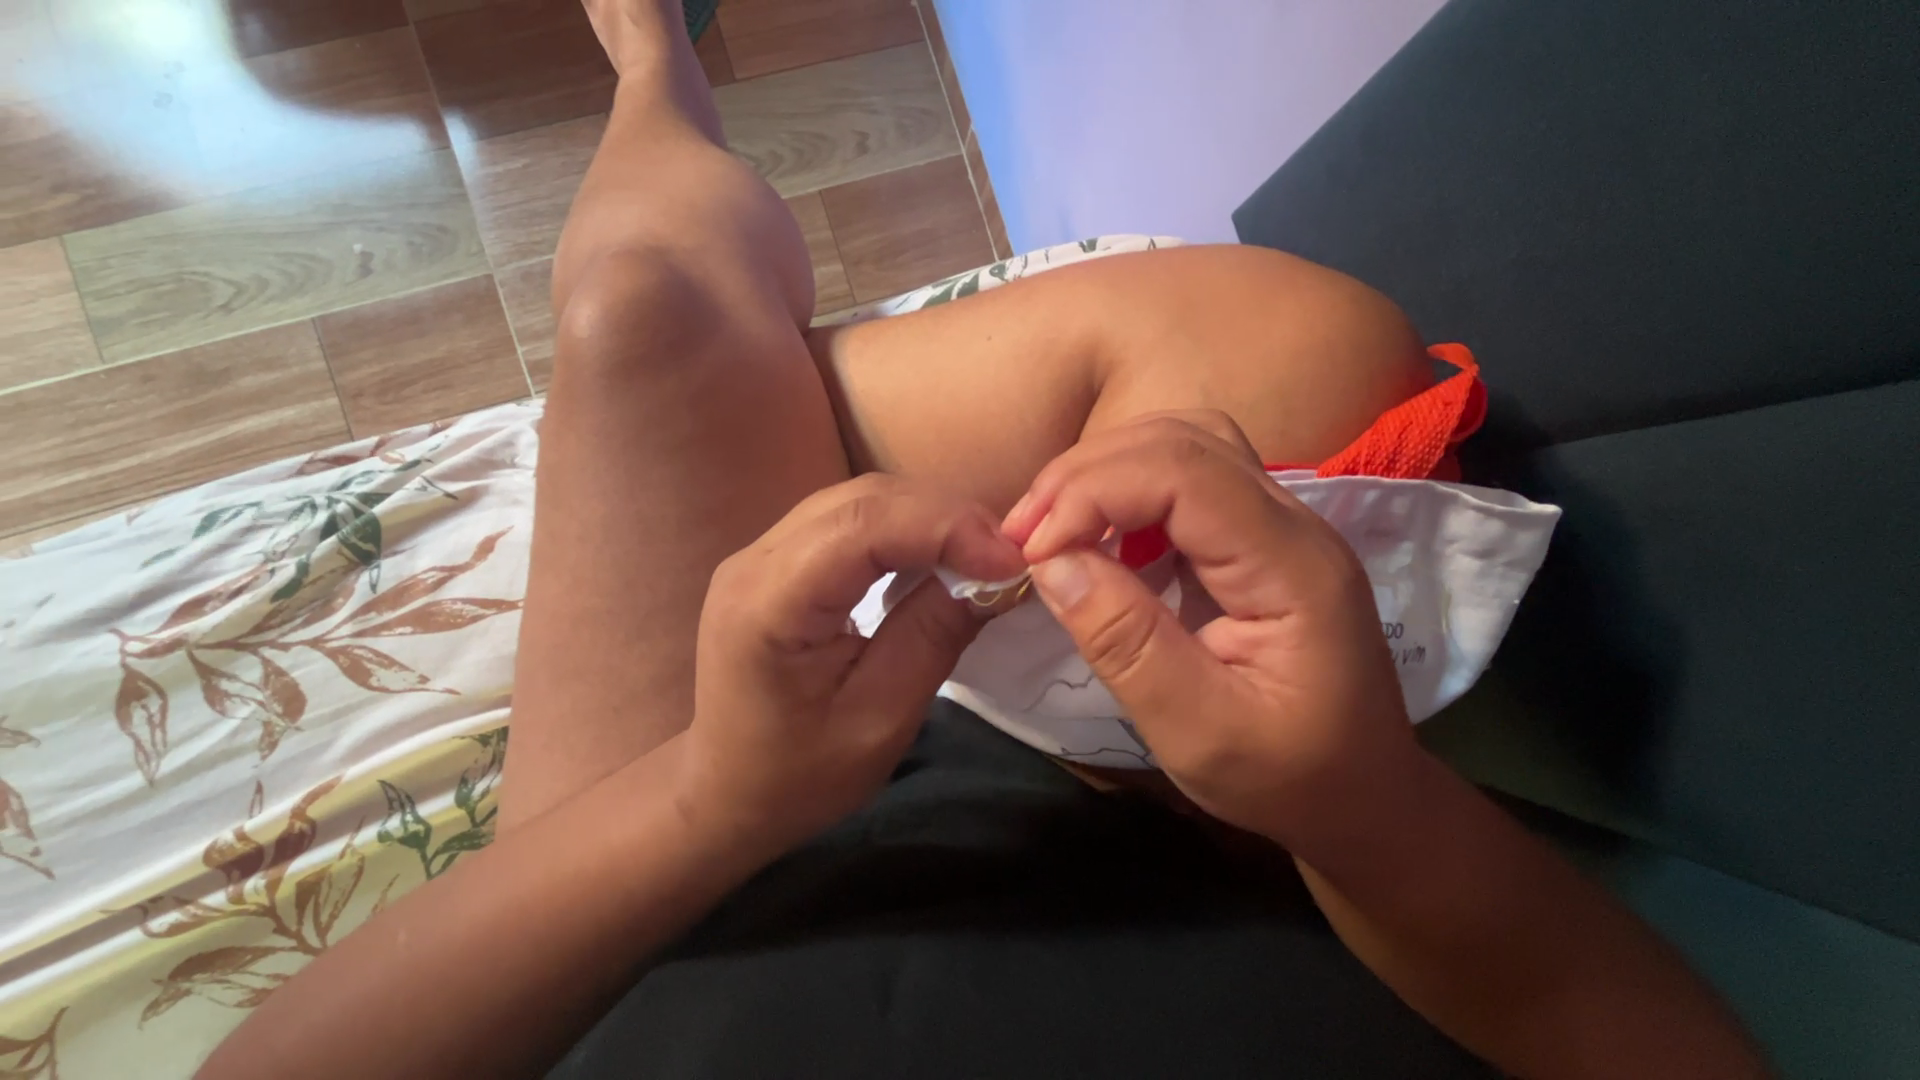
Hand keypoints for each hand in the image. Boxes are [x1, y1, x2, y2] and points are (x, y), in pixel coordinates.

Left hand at [679, 474, 1026, 856]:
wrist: (726, 792)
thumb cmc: (800, 776)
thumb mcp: (880, 719)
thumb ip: (934, 636)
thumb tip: (999, 574)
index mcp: (766, 605)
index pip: (862, 526)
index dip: (945, 526)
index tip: (1011, 560)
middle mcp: (753, 560)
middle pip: (862, 501)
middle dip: (945, 516)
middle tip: (1007, 558)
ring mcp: (759, 553)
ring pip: (859, 501)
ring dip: (929, 517)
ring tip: (982, 555)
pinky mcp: (776, 559)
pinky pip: (849, 521)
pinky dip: (905, 529)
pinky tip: (937, 555)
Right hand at [1002, 412, 1416, 844]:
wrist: (1360, 796)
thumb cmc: (1286, 778)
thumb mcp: (1196, 732)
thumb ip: (1125, 643)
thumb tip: (1050, 562)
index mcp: (1291, 566)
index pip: (1185, 472)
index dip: (1093, 491)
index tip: (1031, 549)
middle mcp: (1292, 524)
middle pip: (1182, 441)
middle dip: (1087, 474)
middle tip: (1023, 533)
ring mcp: (1278, 526)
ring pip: (1185, 446)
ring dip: (1106, 473)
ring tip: (1051, 525)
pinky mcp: (1257, 539)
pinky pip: (1187, 480)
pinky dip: (1126, 492)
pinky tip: (1098, 535)